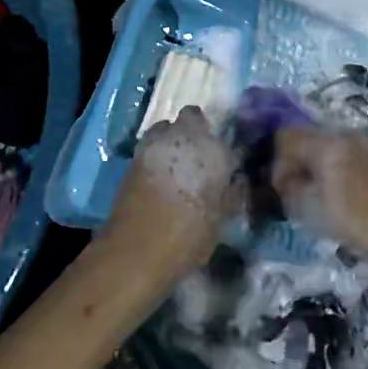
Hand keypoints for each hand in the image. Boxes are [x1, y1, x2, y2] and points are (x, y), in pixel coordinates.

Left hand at [103, 107, 238, 270]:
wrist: (137, 251)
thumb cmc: (189, 235)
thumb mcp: (222, 217)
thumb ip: (232, 192)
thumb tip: (236, 180)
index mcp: (209, 145)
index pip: (217, 126)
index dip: (218, 140)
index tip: (221, 157)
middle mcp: (179, 136)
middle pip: (189, 118)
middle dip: (194, 131)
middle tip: (200, 157)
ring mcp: (152, 145)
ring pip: (165, 130)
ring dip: (172, 140)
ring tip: (177, 166)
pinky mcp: (131, 160)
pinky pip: (150, 148)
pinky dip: (156, 157)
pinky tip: (160, 180)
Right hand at [269, 129, 367, 254]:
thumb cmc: (356, 218)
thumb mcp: (311, 209)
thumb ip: (290, 190)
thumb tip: (284, 183)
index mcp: (325, 143)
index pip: (285, 137)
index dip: (275, 163)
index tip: (278, 189)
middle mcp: (342, 135)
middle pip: (304, 138)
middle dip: (292, 163)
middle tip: (291, 193)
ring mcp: (361, 144)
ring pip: (323, 147)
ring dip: (311, 167)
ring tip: (311, 195)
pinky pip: (340, 155)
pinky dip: (329, 169)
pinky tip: (333, 194)